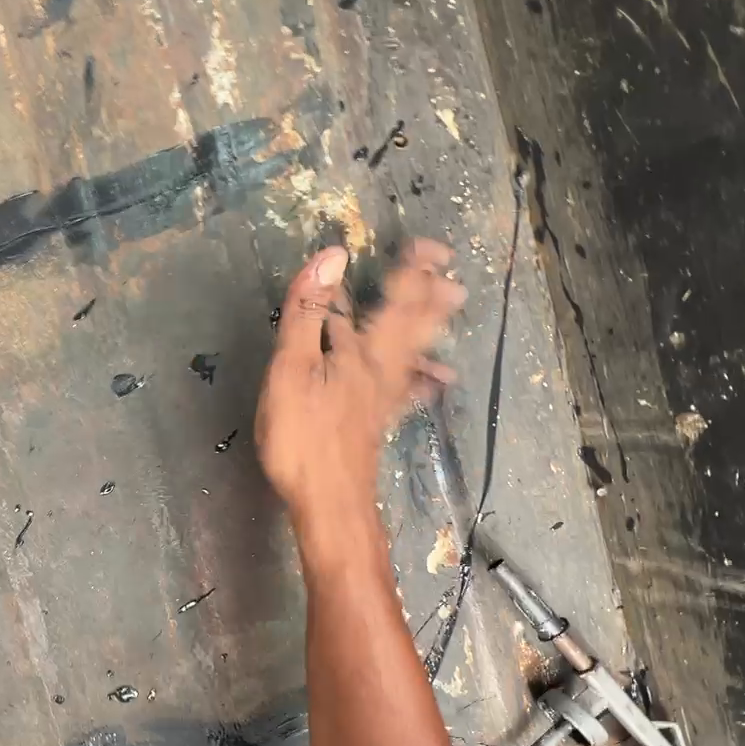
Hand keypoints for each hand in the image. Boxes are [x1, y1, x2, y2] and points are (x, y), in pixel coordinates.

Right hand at [256, 241, 464, 522]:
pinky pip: (409, 393)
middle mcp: (380, 370)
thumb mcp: (292, 369)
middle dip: (427, 293)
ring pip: (414, 353)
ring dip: (431, 326)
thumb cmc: (303, 437)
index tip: (423, 244)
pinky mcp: (378, 423)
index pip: (388, 301)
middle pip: (410, 325)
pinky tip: (436, 377)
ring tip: (452, 306)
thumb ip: (308, 314)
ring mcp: (383, 399)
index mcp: (359, 352)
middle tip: (448, 267)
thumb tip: (333, 256)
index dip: (406, 271)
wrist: (329, 500)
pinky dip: (423, 379)